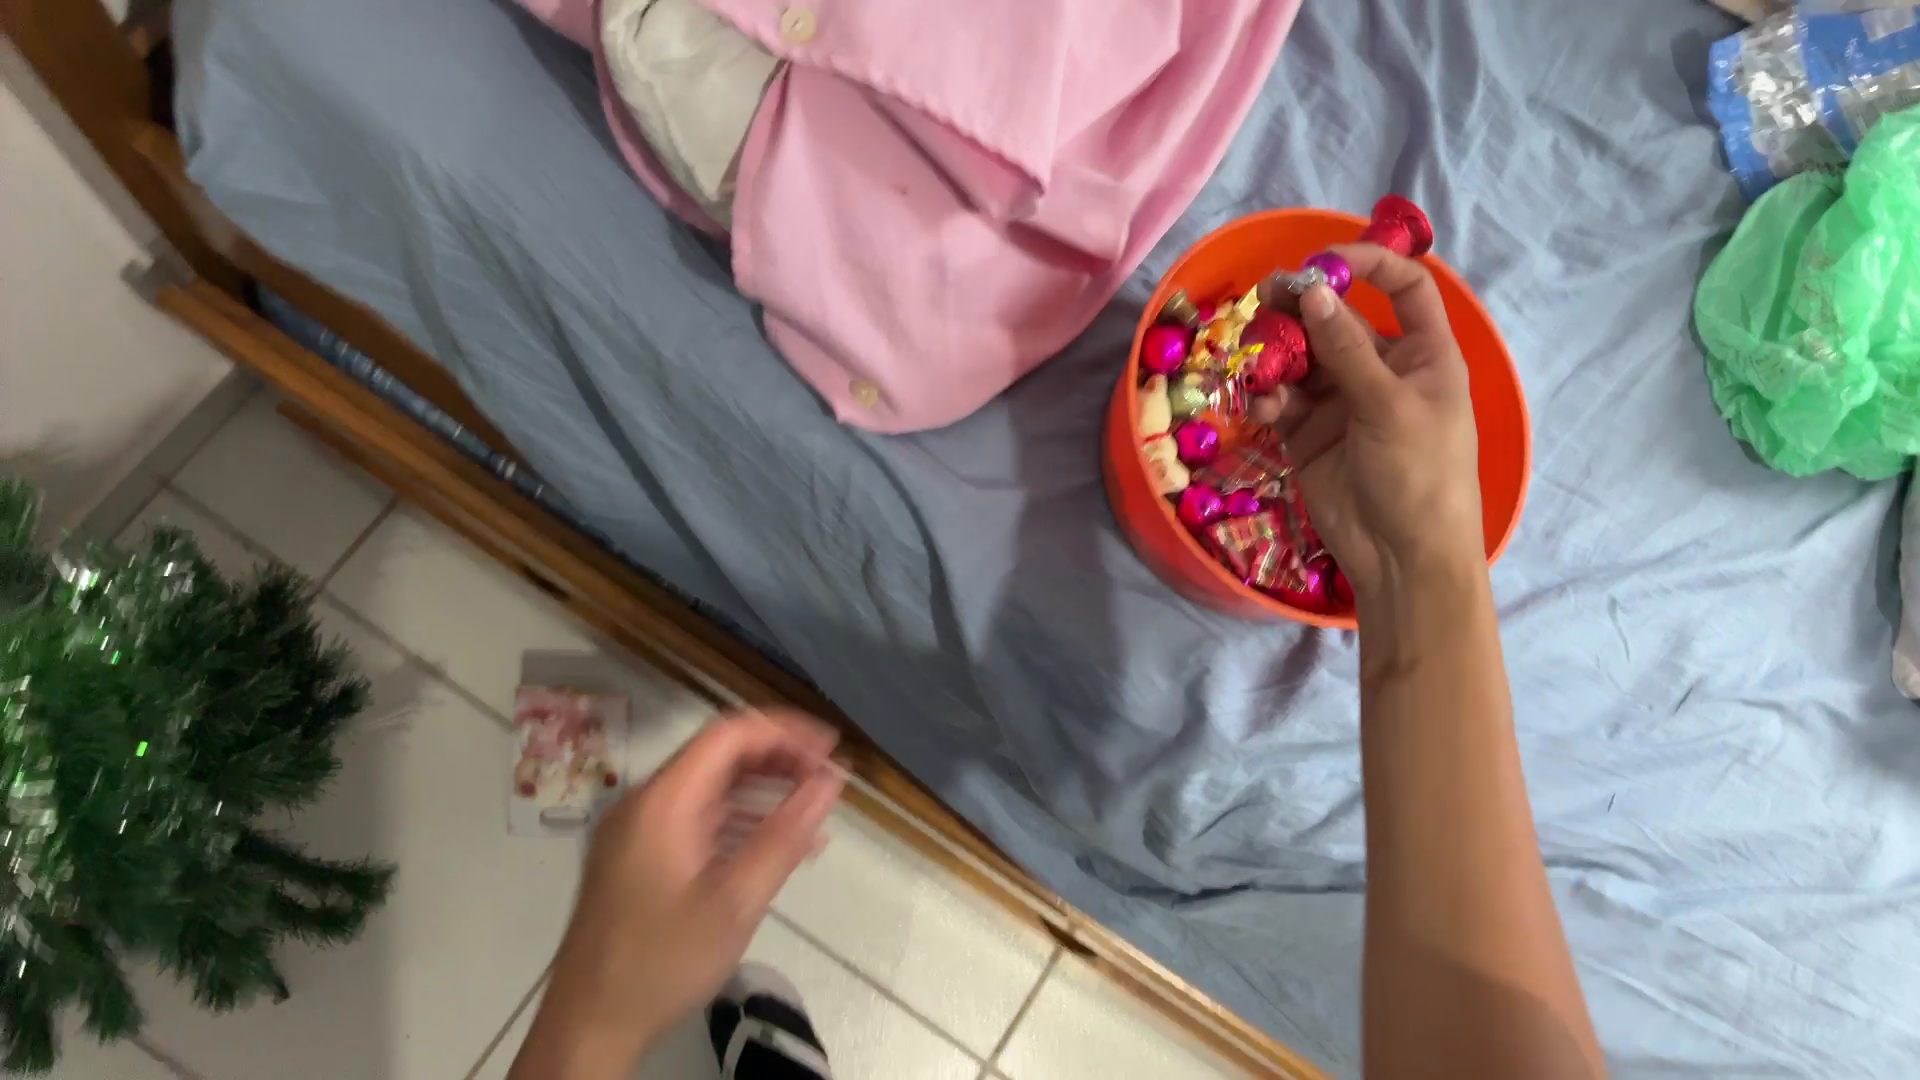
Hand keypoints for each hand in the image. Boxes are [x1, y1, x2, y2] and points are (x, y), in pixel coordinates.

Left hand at [517, 709, 844, 1075]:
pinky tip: (779, 844)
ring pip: (712, 788)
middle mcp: (647, 803)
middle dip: (779, 760)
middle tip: (826, 778)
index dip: (784, 731)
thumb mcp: (735, 902)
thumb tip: (830, 783)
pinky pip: (700, 819)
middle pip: (720, 756)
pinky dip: (742, 820)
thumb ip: (786, 835)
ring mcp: (641, 831)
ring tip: (813, 809)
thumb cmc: (661, 963)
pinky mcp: (643, 858)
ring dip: (765, 790)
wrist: (587, 1031)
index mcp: (662, 801)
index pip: (728, 735)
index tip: (829, 749)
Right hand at [1276, 244, 1484, 603]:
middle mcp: (1380, 370)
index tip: (1321, 264)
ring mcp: (1341, 403)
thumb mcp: (1389, 406)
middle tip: (1260, 300)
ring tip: (1253, 361)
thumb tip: (1313, 294)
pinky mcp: (1308, 434)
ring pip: (1302, 362)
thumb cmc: (1419, 474)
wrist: (1400, 554)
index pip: (1403, 289)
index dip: (1367, 265)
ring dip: (1277, 357)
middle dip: (1302, 311)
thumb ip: (1347, 351)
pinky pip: (1282, 402)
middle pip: (1337, 323)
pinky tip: (1260, 406)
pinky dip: (1268, 398)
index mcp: (1422, 355)